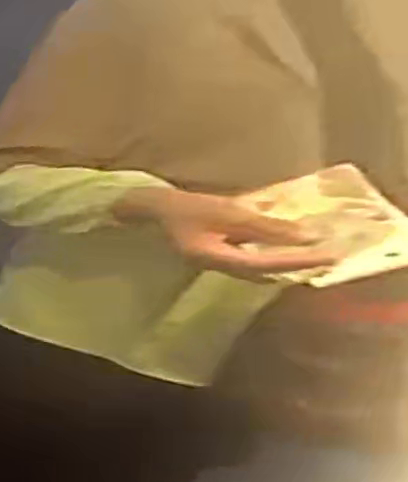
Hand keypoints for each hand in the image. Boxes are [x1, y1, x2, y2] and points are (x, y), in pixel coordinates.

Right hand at [117, 187, 339, 277]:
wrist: (150, 207)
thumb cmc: (184, 207)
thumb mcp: (226, 211)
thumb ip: (264, 225)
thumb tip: (309, 237)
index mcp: (210, 256)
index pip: (263, 264)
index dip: (297, 261)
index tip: (331, 255)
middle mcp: (210, 264)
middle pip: (258, 273)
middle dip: (291, 268)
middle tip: (325, 259)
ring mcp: (208, 261)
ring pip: (252, 270)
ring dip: (280, 265)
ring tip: (308, 256)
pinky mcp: (210, 255)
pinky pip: (245, 262)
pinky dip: (266, 258)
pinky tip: (277, 250)